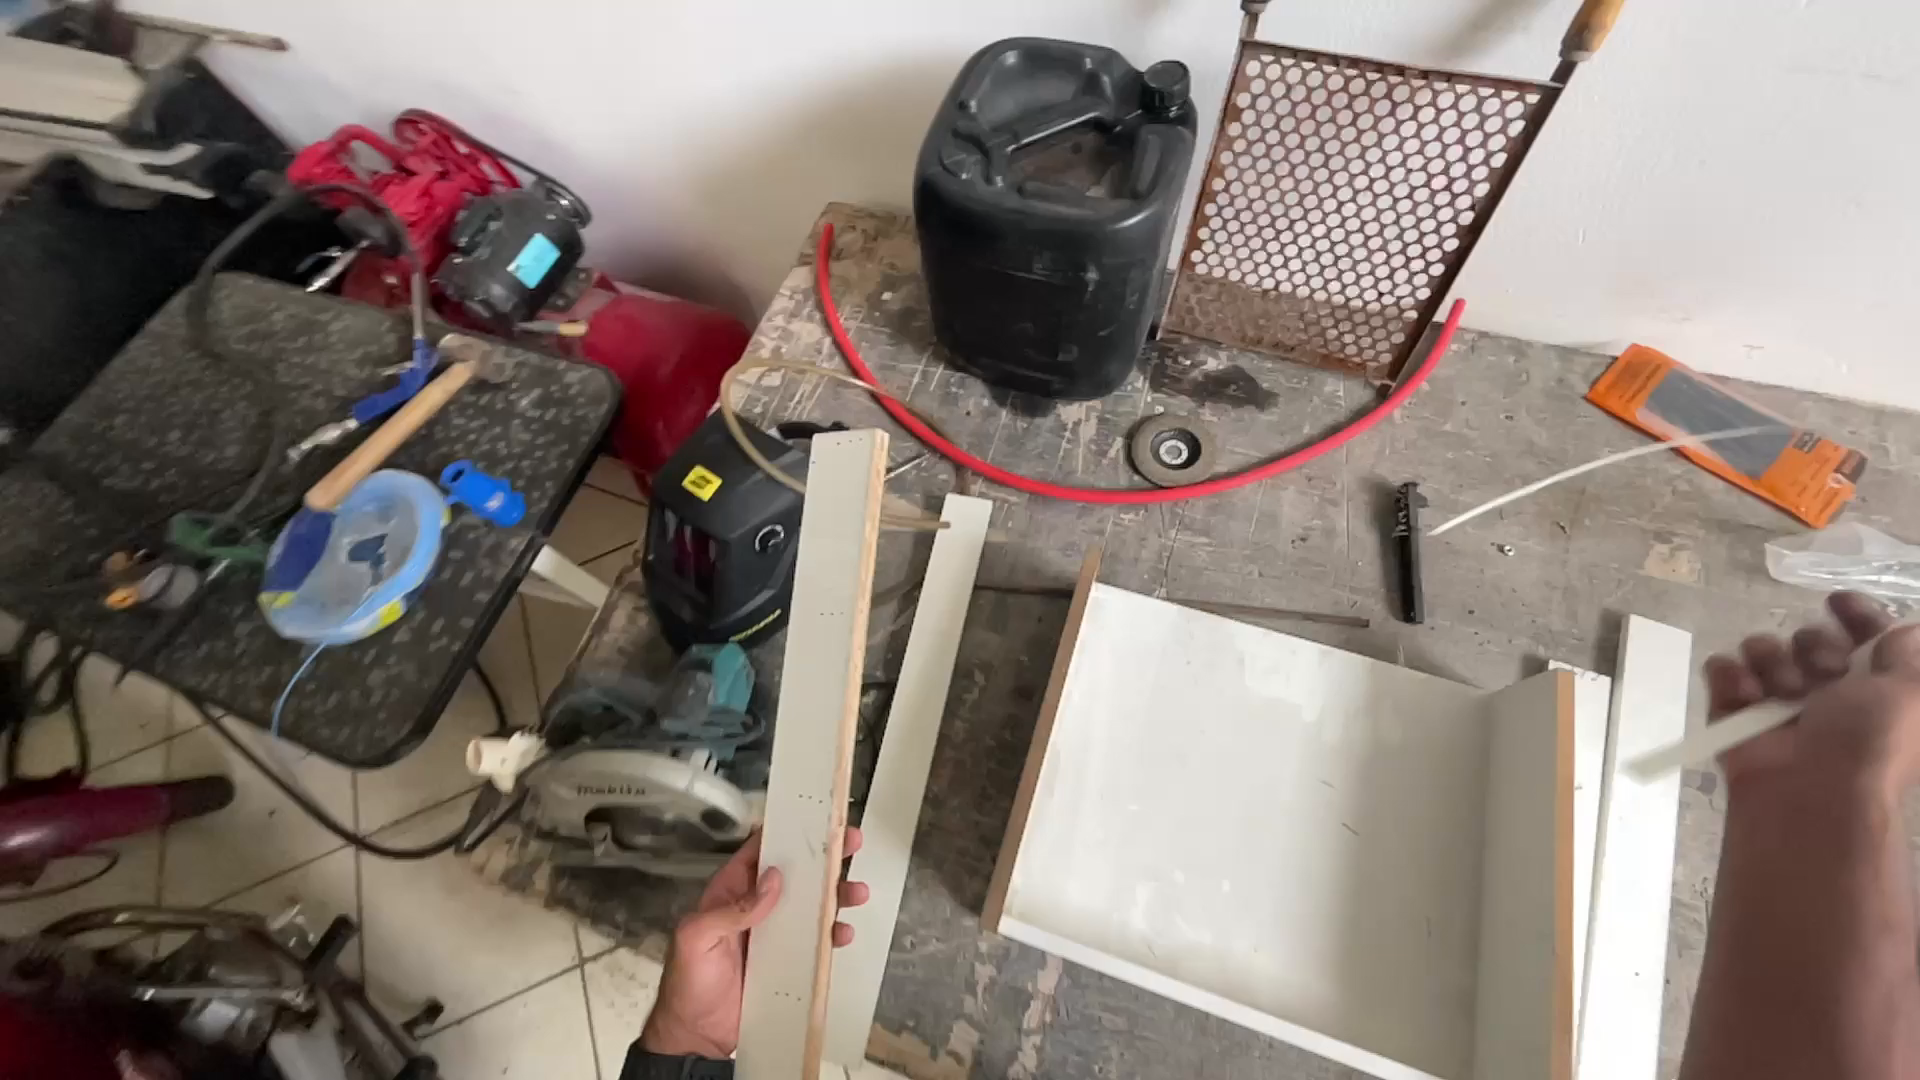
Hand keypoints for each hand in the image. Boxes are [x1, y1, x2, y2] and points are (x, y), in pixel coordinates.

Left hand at [640, 827, 869, 1059]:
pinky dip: (834, 932)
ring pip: (813, 900)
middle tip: (851, 841)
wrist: (697, 1037)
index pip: (763, 849)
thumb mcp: (697, 938)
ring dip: (838, 892)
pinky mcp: (790, 956)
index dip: (789, 830)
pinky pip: (817, 938)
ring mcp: (777, 930)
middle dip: (825, 854)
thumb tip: (774, 879)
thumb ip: (732, 908)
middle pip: (798, 869)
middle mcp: (759, 903)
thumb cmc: (689, 982)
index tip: (817, 818)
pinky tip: (844, 933)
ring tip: (857, 892)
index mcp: (733, 889)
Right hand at [1703, 591, 1919, 796]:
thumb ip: (1908, 651)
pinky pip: (1721, 666)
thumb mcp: (1911, 691)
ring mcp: (1775, 694)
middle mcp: (1828, 686)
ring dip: (1773, 664)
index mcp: (1878, 685)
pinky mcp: (1730, 702)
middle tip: (1824, 671)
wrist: (1809, 783)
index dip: (1857, 614)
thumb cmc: (1871, 738)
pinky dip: (1731, 677)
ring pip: (1762, 647)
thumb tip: (1898, 629)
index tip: (1838, 601)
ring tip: (1782, 693)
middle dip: (1813, 647)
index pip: (1867, 635)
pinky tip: (1747, 696)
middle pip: (1810, 637)